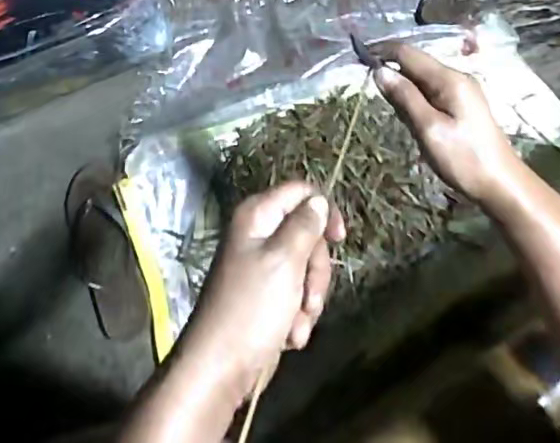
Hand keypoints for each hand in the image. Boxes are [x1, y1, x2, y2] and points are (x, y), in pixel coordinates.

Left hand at [172, 183, 346, 406]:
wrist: (220, 368)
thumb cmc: (251, 307)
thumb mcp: (285, 260)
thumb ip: (305, 226)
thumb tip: (318, 201)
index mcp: (257, 216)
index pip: (299, 191)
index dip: (324, 209)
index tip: (339, 238)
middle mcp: (257, 234)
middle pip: (306, 232)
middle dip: (316, 268)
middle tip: (310, 296)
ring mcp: (260, 266)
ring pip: (304, 267)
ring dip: (309, 297)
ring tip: (298, 323)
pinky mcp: (264, 296)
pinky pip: (294, 294)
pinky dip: (297, 315)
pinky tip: (290, 336)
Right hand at [373, 42, 527, 208]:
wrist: (503, 186)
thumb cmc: (465, 159)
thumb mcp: (429, 129)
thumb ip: (404, 97)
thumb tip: (379, 70)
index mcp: (449, 79)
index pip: (407, 52)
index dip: (381, 52)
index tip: (358, 60)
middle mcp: (456, 77)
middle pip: (415, 62)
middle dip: (391, 70)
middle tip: (372, 91)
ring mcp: (462, 90)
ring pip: (422, 77)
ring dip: (403, 86)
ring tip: (393, 111)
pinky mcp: (463, 104)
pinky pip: (432, 90)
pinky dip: (415, 97)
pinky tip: (412, 117)